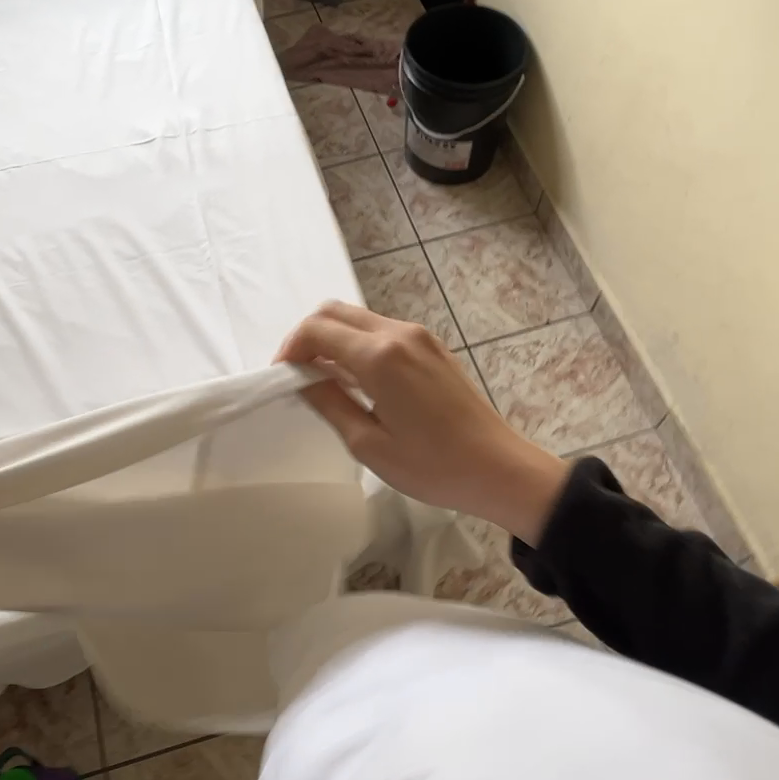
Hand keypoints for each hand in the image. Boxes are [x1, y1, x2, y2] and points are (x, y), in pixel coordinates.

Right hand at [277, 302, 570, 543]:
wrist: (498, 468)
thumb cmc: (432, 466)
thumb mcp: (368, 444)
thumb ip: (330, 403)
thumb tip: (304, 380)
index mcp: (379, 356)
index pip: (317, 330)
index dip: (289, 349)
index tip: (281, 377)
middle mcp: (398, 333)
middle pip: (335, 312)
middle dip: (307, 337)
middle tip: (297, 375)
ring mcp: (419, 336)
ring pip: (359, 318)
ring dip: (333, 339)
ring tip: (324, 381)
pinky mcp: (432, 347)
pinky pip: (382, 331)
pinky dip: (358, 344)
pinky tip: (358, 380)